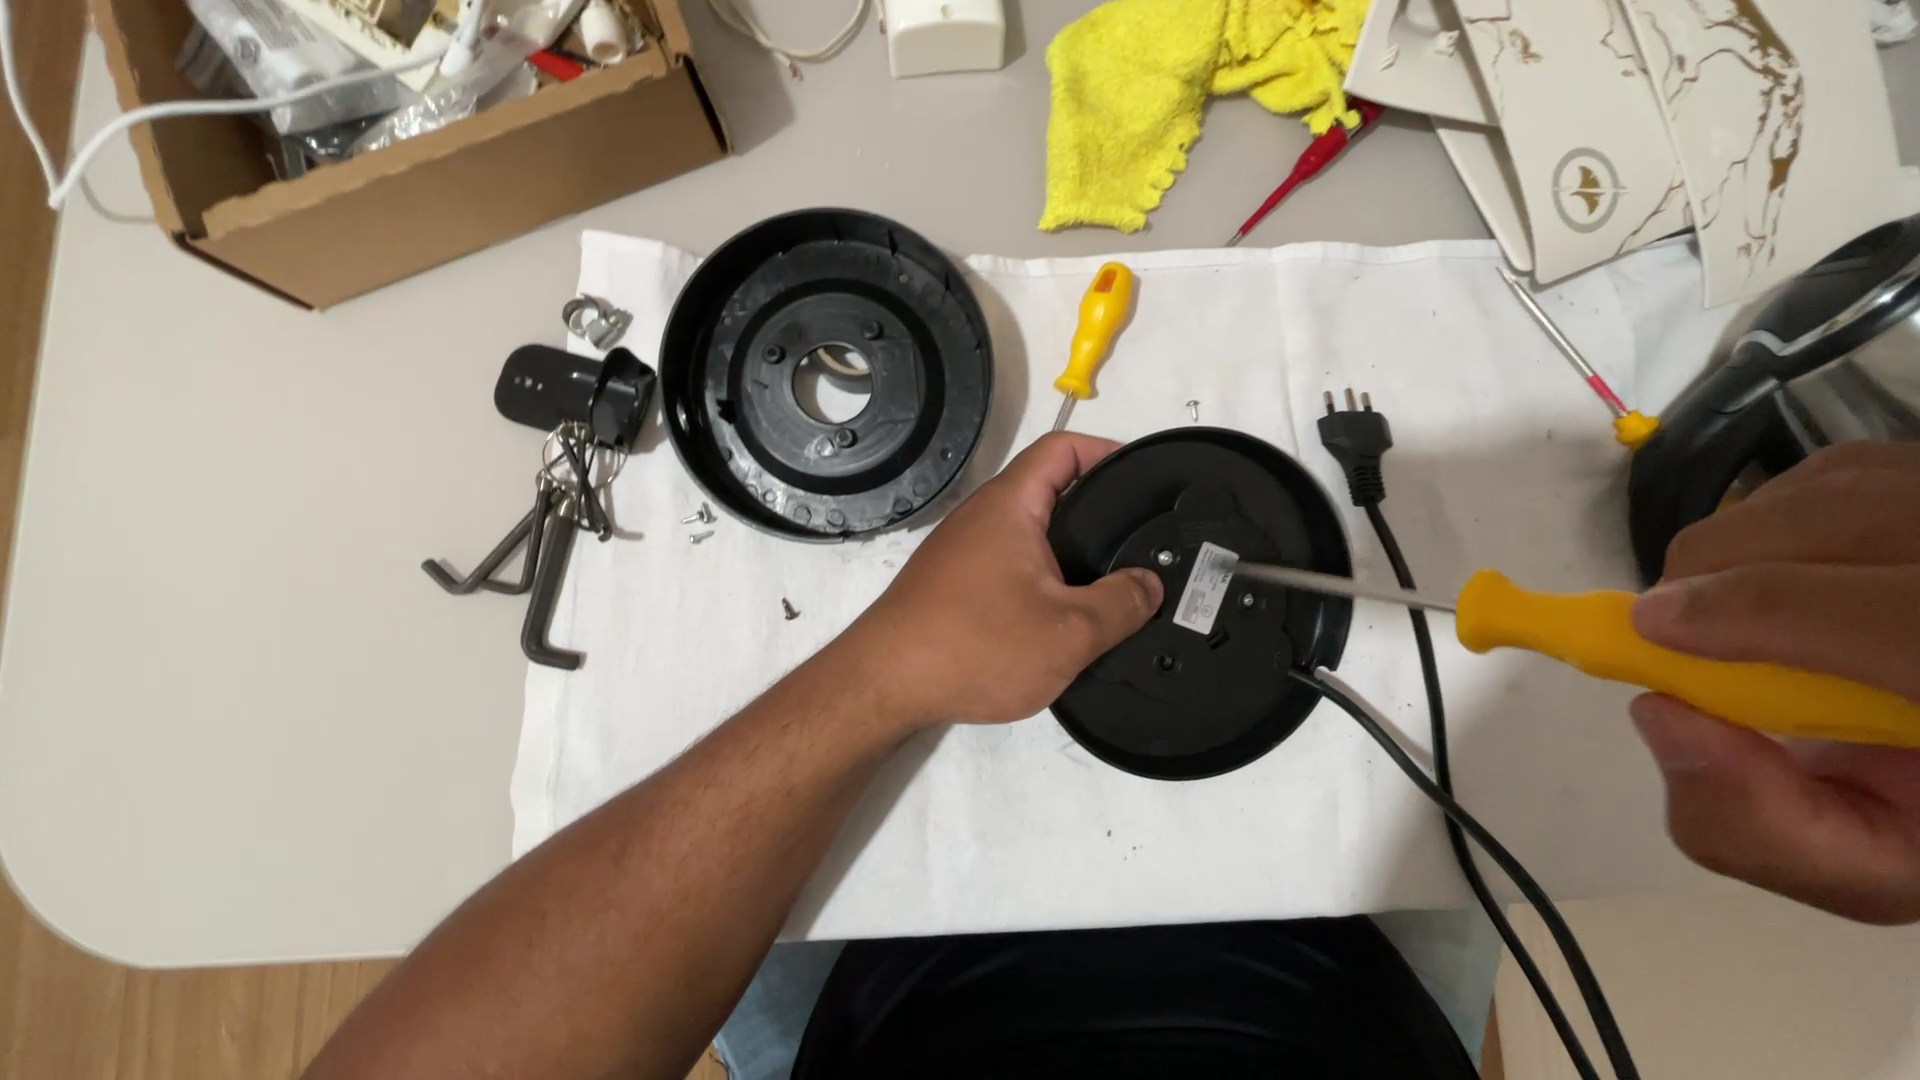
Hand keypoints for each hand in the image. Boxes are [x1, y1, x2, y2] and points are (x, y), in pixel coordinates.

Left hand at [830, 433, 1162, 730]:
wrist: (885, 685)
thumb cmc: (976, 646)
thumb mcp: (1068, 633)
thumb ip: (1120, 605)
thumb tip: (1149, 585)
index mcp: (1009, 505)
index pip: (1063, 448)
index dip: (1109, 451)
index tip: (1144, 478)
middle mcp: (982, 516)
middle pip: (1049, 490)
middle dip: (1097, 508)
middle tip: (1139, 539)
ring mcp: (963, 550)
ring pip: (1029, 533)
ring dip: (1068, 549)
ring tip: (1110, 580)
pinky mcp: (953, 583)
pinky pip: (1010, 564)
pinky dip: (1042, 576)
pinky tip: (1062, 612)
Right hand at [1630, 442, 1919, 923]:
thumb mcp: (1868, 865)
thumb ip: (1757, 826)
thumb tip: (1660, 714)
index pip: (1894, 618)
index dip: (1757, 610)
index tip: (1652, 629)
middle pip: (1850, 521)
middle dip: (1729, 574)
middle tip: (1686, 633)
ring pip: (1837, 484)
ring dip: (1748, 543)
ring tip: (1738, 606)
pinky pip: (1845, 469)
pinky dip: (1784, 512)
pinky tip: (1792, 571)